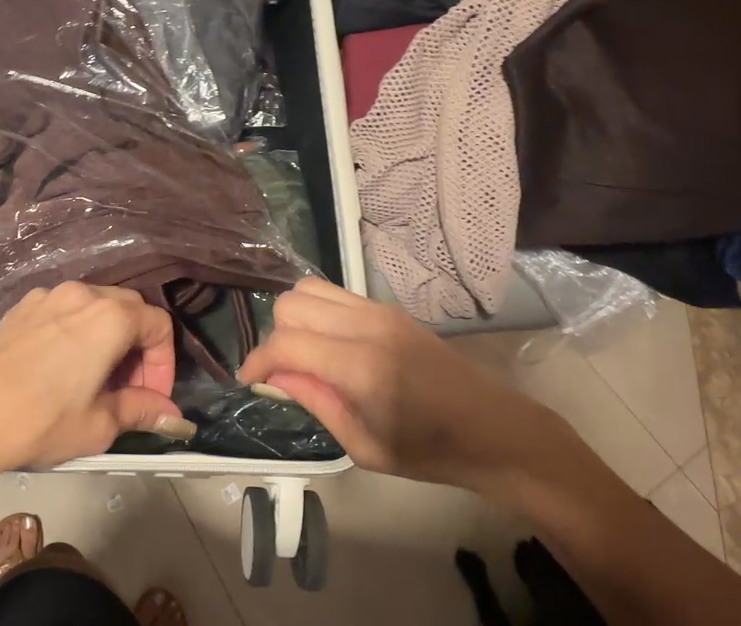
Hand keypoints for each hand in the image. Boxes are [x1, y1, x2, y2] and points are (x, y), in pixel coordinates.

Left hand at [0, 282, 197, 492]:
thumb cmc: (39, 422)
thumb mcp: (99, 424)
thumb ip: (142, 411)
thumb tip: (173, 417)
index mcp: (109, 316)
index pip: (159, 325)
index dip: (164, 364)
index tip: (154, 399)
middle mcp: (81, 294)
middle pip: (129, 310)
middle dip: (138, 350)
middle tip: (130, 392)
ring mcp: (46, 296)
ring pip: (94, 309)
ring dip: (107, 341)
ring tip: (97, 384)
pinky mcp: (20, 308)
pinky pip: (63, 313)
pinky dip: (76, 335)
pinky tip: (62, 372)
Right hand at [238, 277, 585, 495]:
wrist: (492, 430)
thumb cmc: (429, 452)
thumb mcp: (363, 446)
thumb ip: (315, 402)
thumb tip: (272, 376)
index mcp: (361, 367)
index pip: (286, 343)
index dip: (257, 361)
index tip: (248, 382)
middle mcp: (367, 326)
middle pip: (291, 304)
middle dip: (274, 337)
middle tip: (280, 372)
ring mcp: (379, 310)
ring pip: (309, 288)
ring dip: (293, 318)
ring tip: (299, 355)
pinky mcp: (388, 307)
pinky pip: (334, 293)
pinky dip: (315, 311)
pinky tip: (324, 343)